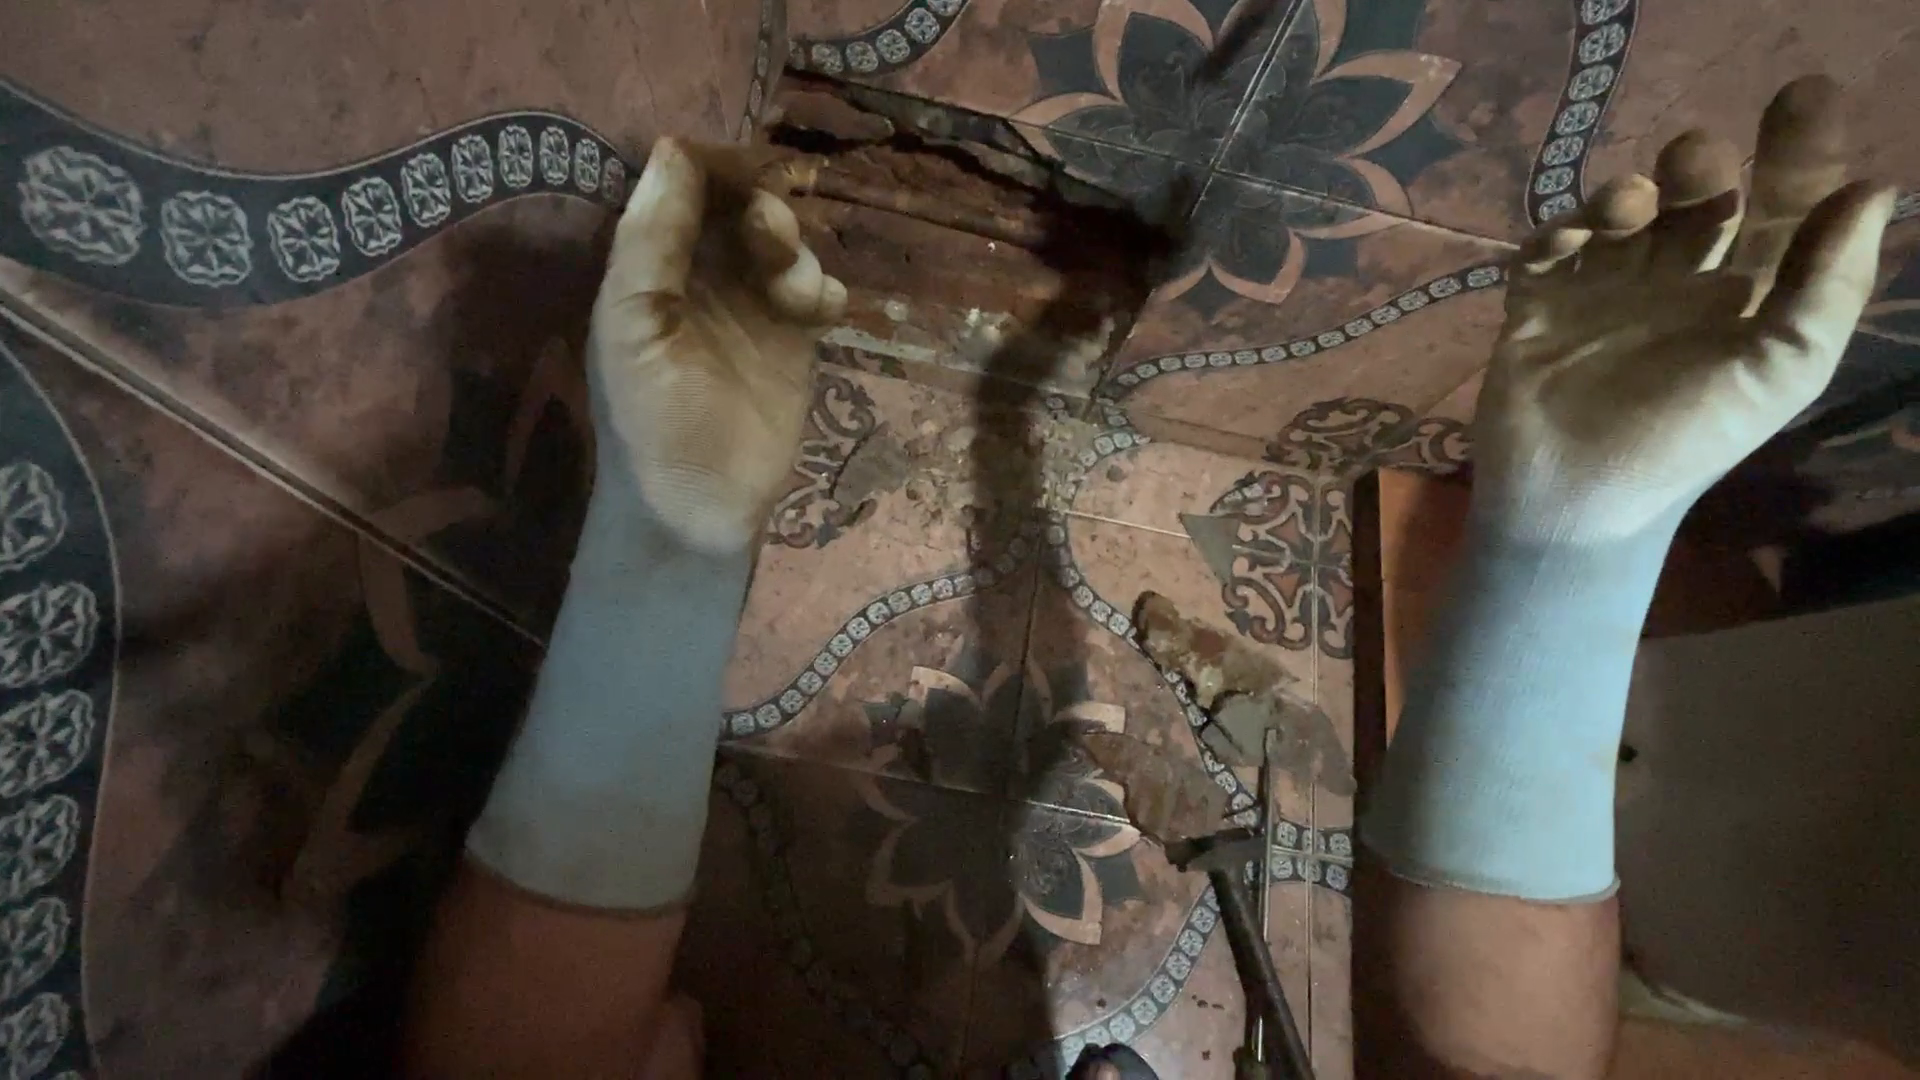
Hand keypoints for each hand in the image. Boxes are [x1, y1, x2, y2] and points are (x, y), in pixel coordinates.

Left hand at [586, 137, 846, 555]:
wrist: (701, 502)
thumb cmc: (653, 417)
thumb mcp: (631, 326)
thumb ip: (650, 241)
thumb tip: (674, 149)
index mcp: (652, 268)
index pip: (683, 191)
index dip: (713, 170)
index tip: (745, 172)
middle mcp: (704, 279)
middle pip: (742, 209)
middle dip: (763, 210)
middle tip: (770, 235)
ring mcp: (754, 311)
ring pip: (786, 246)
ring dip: (796, 254)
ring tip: (794, 297)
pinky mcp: (796, 342)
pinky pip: (819, 293)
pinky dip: (824, 290)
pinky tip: (819, 315)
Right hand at [1477, 76, 1893, 543]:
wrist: (1576, 494)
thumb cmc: (1685, 439)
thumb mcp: (1783, 367)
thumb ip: (1826, 284)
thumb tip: (1868, 189)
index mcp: (1742, 300)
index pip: (1777, 210)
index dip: (1797, 153)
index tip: (1800, 95)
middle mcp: (1671, 290)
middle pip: (1690, 206)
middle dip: (1696, 170)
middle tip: (1692, 159)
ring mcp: (1596, 302)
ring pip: (1612, 226)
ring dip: (1620, 198)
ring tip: (1624, 203)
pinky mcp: (1532, 317)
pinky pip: (1541, 261)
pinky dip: (1552, 237)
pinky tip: (1568, 236)